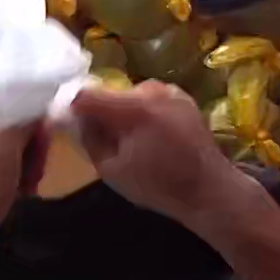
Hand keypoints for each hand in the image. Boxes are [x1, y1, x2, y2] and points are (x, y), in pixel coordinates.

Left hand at [0, 105, 33, 267]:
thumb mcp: (5, 155)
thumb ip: (22, 126)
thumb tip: (38, 107)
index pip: (12, 101)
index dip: (34, 117)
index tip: (47, 139)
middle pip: (13, 126)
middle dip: (32, 146)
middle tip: (38, 170)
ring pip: (10, 148)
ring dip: (27, 165)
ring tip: (30, 186)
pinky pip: (0, 165)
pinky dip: (14, 177)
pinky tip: (21, 193)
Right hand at [70, 82, 255, 229]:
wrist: (208, 189)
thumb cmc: (158, 185)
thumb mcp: (111, 170)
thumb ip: (89, 139)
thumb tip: (73, 119)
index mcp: (133, 108)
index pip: (87, 95)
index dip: (74, 109)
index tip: (71, 124)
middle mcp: (152, 90)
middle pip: (110, 93)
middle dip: (102, 112)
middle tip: (104, 138)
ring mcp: (170, 90)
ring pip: (130, 94)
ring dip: (123, 111)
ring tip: (131, 139)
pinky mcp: (182, 96)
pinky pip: (150, 98)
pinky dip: (143, 111)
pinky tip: (151, 134)